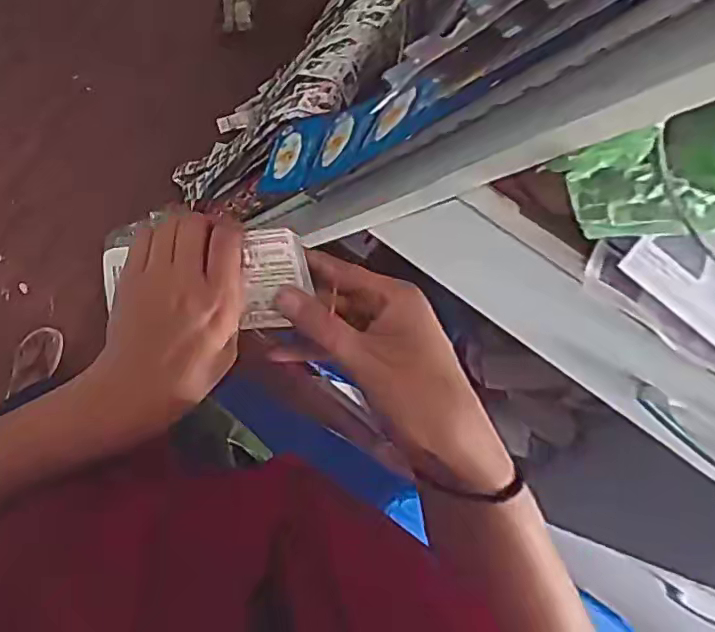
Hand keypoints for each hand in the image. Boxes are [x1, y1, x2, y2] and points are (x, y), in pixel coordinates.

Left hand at [82, 212, 245, 438]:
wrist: (133, 387)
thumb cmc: (186, 377)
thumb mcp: (228, 348)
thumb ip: (234, 307)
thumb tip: (236, 276)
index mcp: (217, 300)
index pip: (227, 239)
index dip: (233, 228)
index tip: (233, 235)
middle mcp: (186, 279)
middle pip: (195, 222)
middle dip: (205, 222)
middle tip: (208, 234)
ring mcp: (154, 274)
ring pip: (168, 223)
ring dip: (180, 224)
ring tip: (184, 238)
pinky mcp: (129, 274)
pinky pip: (143, 235)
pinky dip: (155, 232)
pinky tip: (160, 246)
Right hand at [273, 250, 513, 490]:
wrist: (456, 456)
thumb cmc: (421, 399)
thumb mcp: (363, 358)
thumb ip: (319, 324)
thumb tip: (282, 293)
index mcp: (394, 297)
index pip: (340, 269)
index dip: (304, 262)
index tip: (271, 257)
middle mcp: (388, 309)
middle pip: (334, 294)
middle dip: (297, 298)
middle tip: (258, 293)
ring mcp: (381, 335)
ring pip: (333, 321)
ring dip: (302, 325)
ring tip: (263, 321)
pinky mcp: (375, 359)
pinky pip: (339, 344)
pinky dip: (315, 348)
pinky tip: (284, 352)